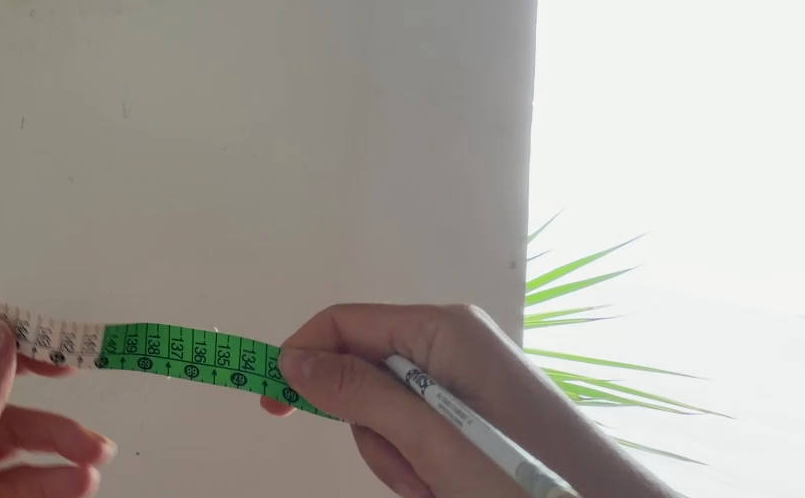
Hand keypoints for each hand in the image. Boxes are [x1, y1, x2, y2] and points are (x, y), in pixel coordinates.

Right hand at [259, 304, 676, 497]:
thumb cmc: (531, 491)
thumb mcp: (434, 443)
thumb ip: (358, 393)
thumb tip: (291, 359)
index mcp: (442, 329)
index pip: (343, 324)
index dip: (301, 357)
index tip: (272, 406)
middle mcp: (452, 345)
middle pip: (364, 374)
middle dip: (375, 433)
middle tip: (417, 478)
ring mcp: (468, 383)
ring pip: (387, 414)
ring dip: (402, 462)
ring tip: (446, 494)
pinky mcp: (480, 420)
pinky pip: (419, 435)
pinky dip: (425, 471)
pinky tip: (458, 495)